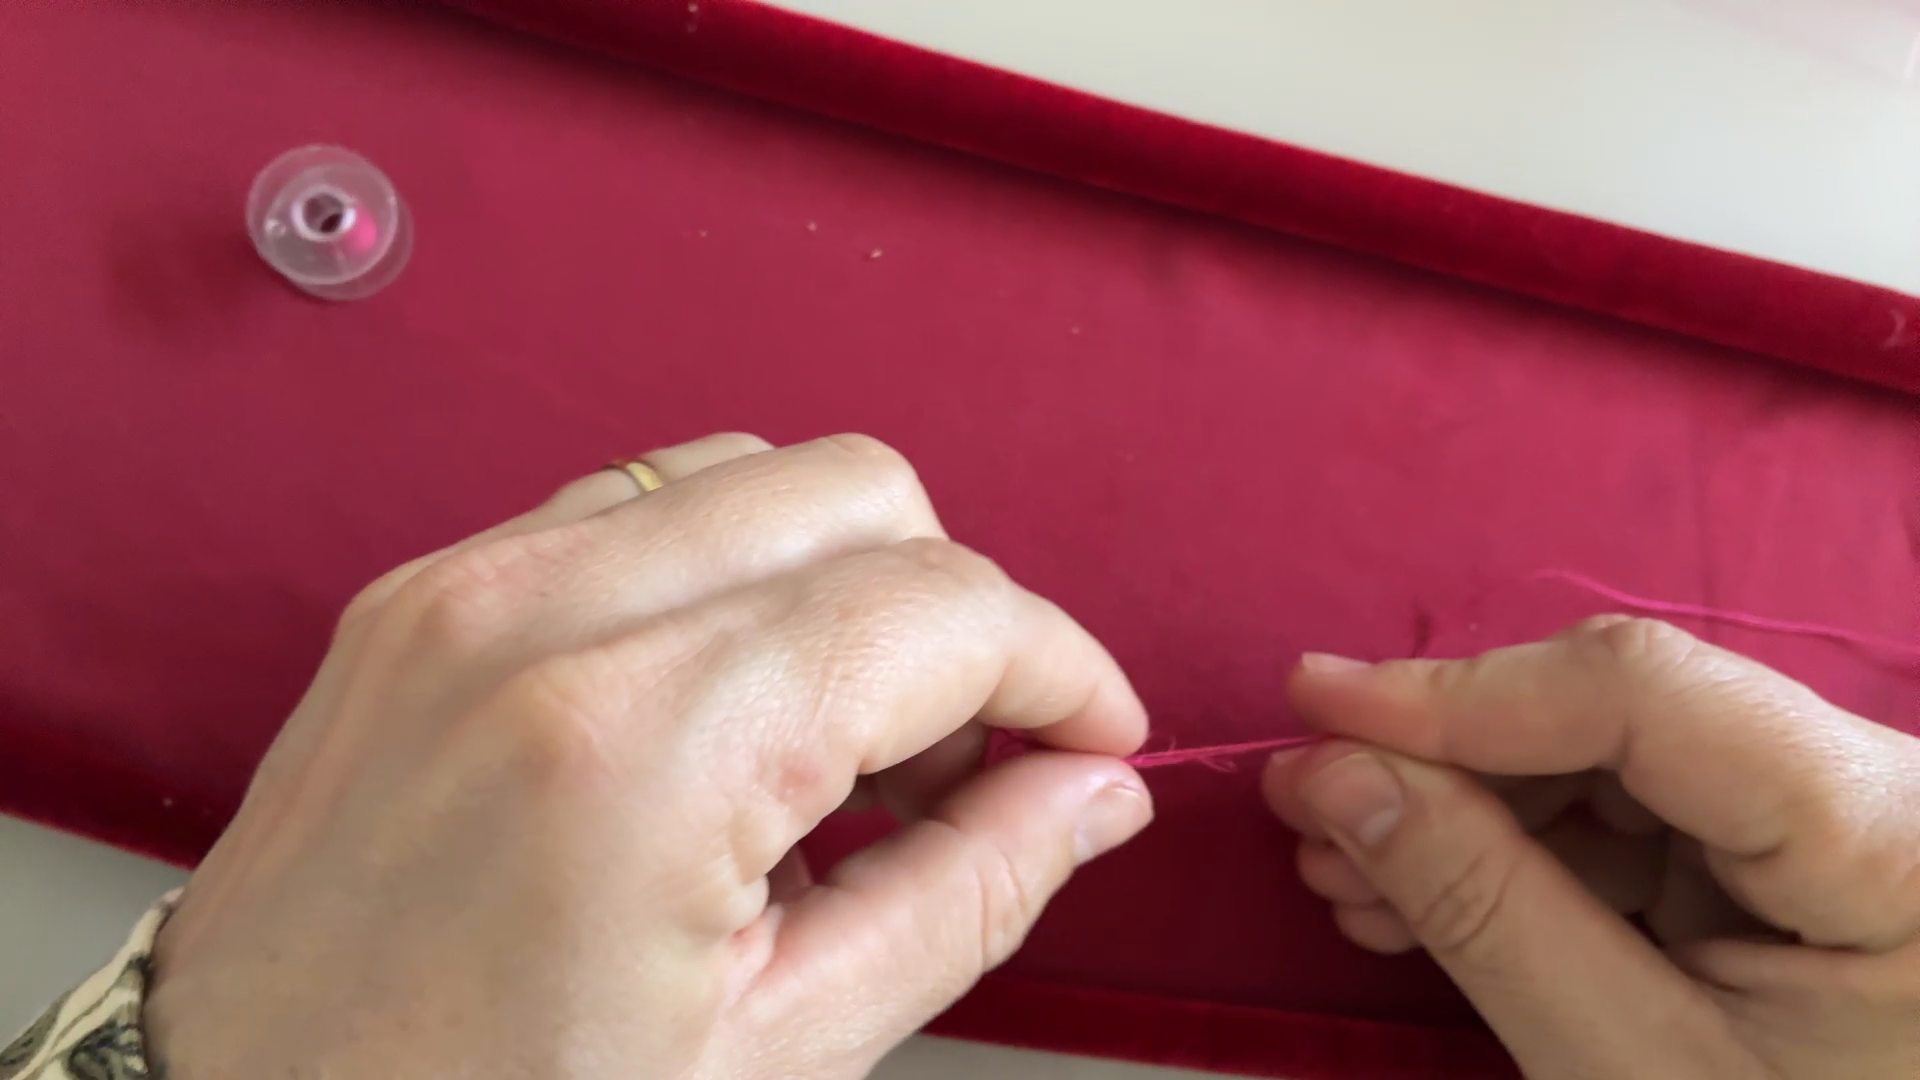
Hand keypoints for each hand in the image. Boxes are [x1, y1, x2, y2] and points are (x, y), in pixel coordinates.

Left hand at [146, 433, 1152, 1078]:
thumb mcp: (785, 1054)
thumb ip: (974, 888)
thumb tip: (1094, 788)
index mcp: (642, 745)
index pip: (937, 611)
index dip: (1058, 664)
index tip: (1098, 732)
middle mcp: (553, 608)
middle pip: (867, 493)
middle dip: (966, 607)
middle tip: (977, 737)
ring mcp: (484, 570)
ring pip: (779, 475)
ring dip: (868, 575)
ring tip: (865, 718)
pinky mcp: (456, 572)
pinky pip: (679, 498)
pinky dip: (768, 564)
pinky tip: (762, 680)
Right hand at [1264, 618, 1919, 1078]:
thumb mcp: (1629, 1072)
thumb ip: (1473, 901)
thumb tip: (1323, 773)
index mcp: (1910, 847)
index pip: (1641, 693)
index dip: (1451, 689)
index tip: (1313, 701)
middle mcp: (1877, 798)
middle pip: (1592, 719)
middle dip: (1426, 764)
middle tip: (1304, 801)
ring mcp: (1815, 826)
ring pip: (1572, 764)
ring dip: (1436, 814)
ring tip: (1339, 872)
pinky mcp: (1756, 862)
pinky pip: (1588, 820)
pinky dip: (1482, 853)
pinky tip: (1401, 900)